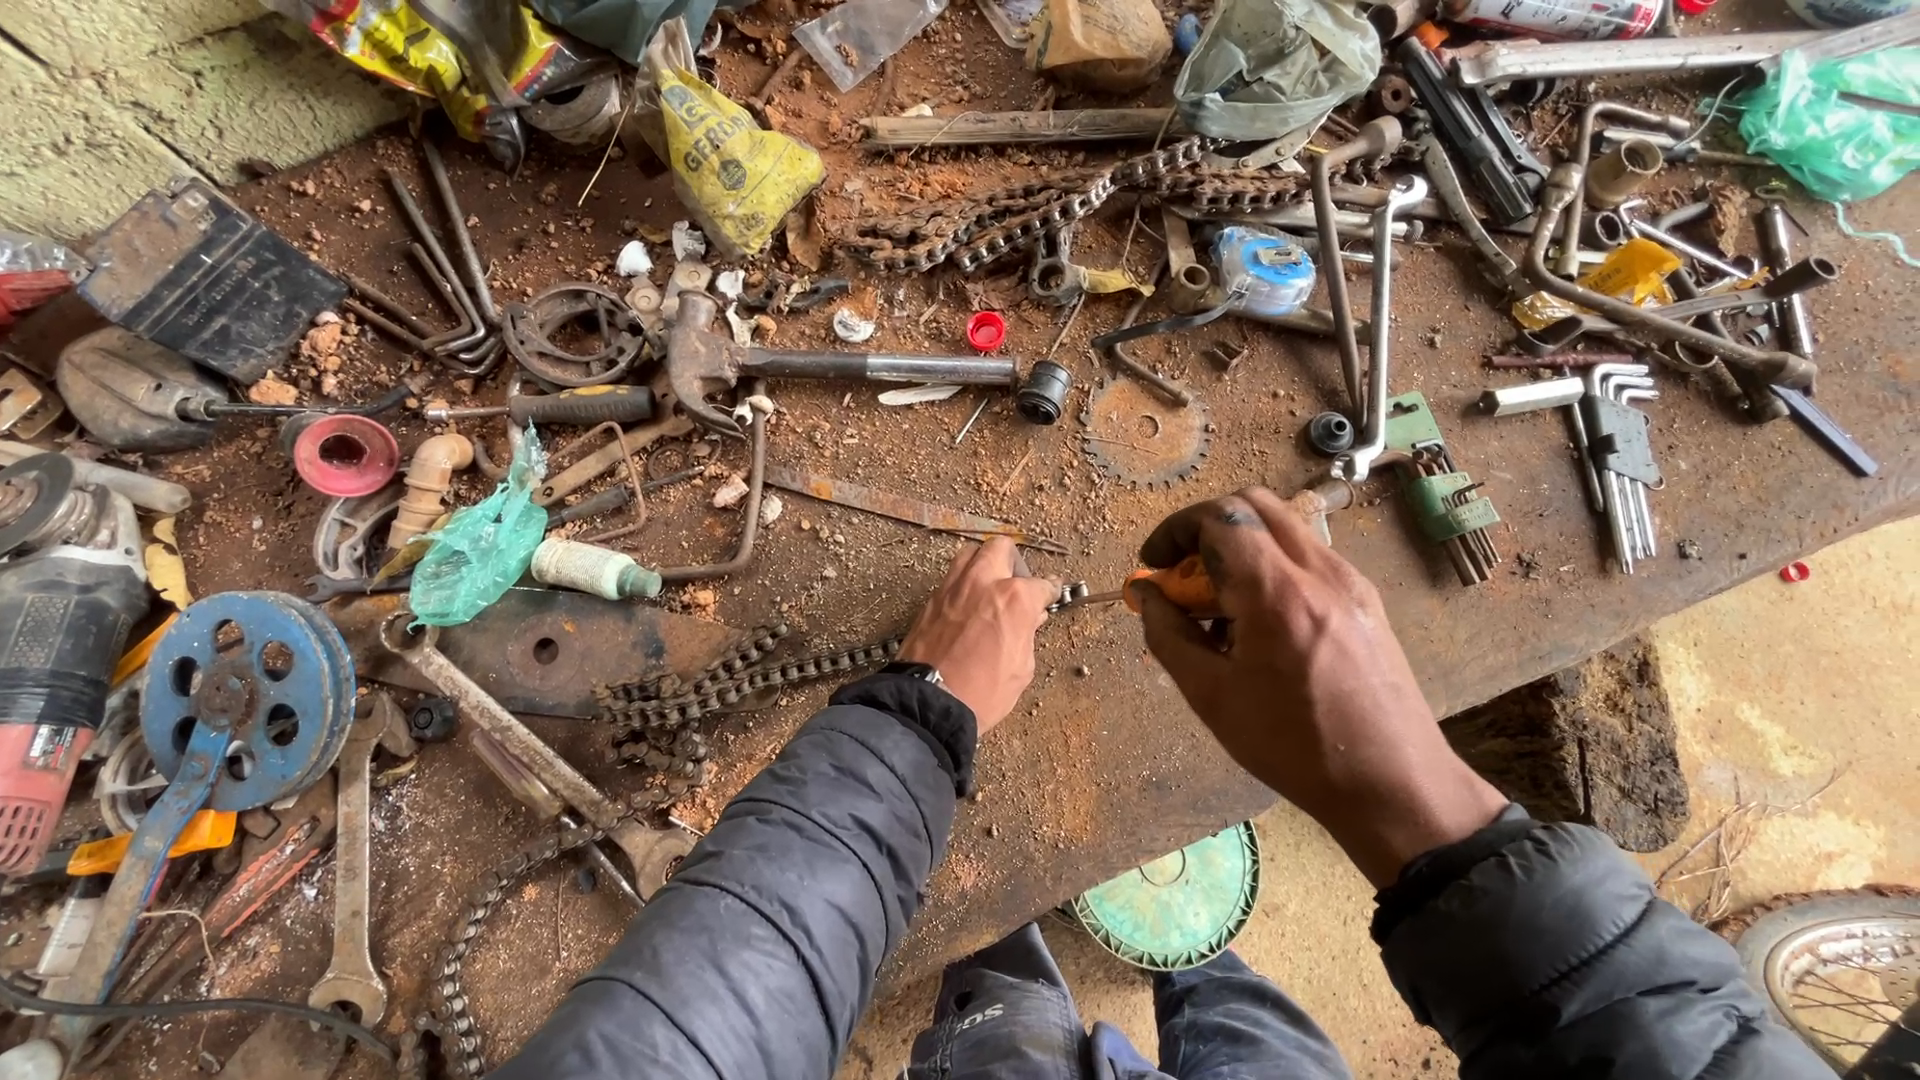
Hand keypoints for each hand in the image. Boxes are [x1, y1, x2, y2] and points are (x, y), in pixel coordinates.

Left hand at [897, 537, 1057, 734]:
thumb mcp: (1021, 668)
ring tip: (990, 586)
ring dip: (983, 564)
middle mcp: (982, 582)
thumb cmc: (980, 691)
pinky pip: (951, 578)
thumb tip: (1028, 620)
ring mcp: (953, 588)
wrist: (931, 702)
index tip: (1048, 594)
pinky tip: (968, 603)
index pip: (1040, 584)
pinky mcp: (931, 600)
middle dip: (1013, 561)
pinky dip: (963, 583)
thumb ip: (1027, 634)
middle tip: (1017, 582)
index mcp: (1013, 598)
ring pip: (970, 554)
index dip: (1048, 591)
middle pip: (1001, 548)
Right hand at [1132, 487, 1506, 886]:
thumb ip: (1168, 635)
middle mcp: (1319, 570)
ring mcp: (1349, 580)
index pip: (1220, 517)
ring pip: (1282, 527)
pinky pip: (1306, 556)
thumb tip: (1146, 596)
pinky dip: (1269, 566)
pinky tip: (1258, 623)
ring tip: (1218, 607)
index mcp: (1277, 593)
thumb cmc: (1293, 746)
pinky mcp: (1365, 598)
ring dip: (1238, 547)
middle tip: (1182, 574)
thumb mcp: (1211, 696)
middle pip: (1253, 504)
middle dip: (1205, 527)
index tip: (1153, 566)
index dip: (1174, 530)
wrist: (1394, 783)